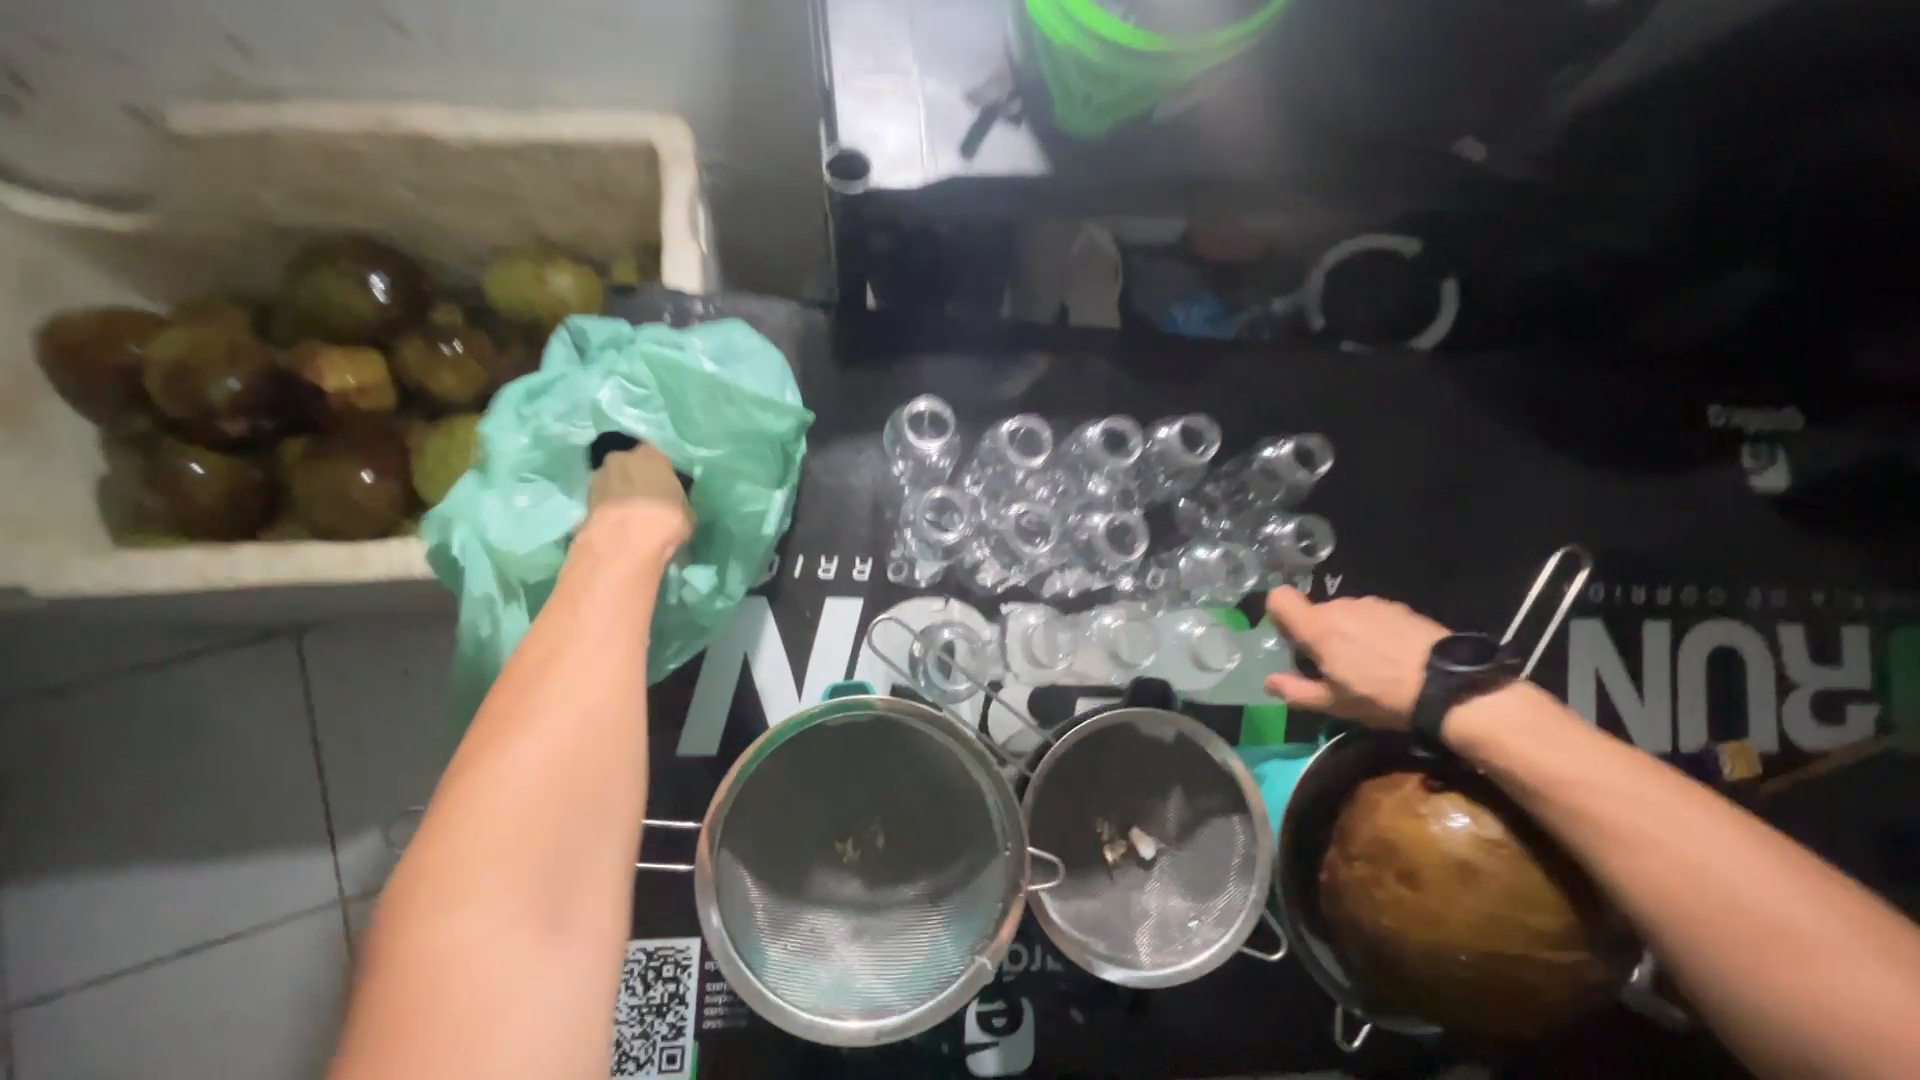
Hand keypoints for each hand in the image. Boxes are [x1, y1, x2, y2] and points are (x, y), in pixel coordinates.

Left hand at [587, 444, 693, 551]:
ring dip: (618, 493)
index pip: (655, 457)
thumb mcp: (687, 511)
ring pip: (612, 481)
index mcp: (651, 455)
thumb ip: (677, 500)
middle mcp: (622, 457)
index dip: (659, 473)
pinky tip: (615, 524)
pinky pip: (601, 499)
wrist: (626, 541)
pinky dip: (607, 508)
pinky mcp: (584, 499)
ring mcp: (599, 476)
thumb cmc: (667, 519)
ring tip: (627, 515)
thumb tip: (673, 504)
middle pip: (628, 465)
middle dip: (634, 478)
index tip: (664, 488)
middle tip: (644, 499)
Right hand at [1261, 587, 1449, 729]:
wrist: (1449, 685)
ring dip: (1345, 633)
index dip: (1278, 616)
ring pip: (1343, 614)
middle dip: (1317, 634)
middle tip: (1334, 667)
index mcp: (1318, 628)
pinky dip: (1371, 631)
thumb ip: (1295, 691)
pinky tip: (1391, 656)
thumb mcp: (1334, 704)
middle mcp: (1340, 606)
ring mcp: (1372, 604)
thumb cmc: (1381, 696)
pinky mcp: (1398, 607)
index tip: (1292, 642)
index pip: (1279, 598)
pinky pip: (1370, 615)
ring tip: (1368, 663)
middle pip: (1314, 612)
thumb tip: (1269, 682)